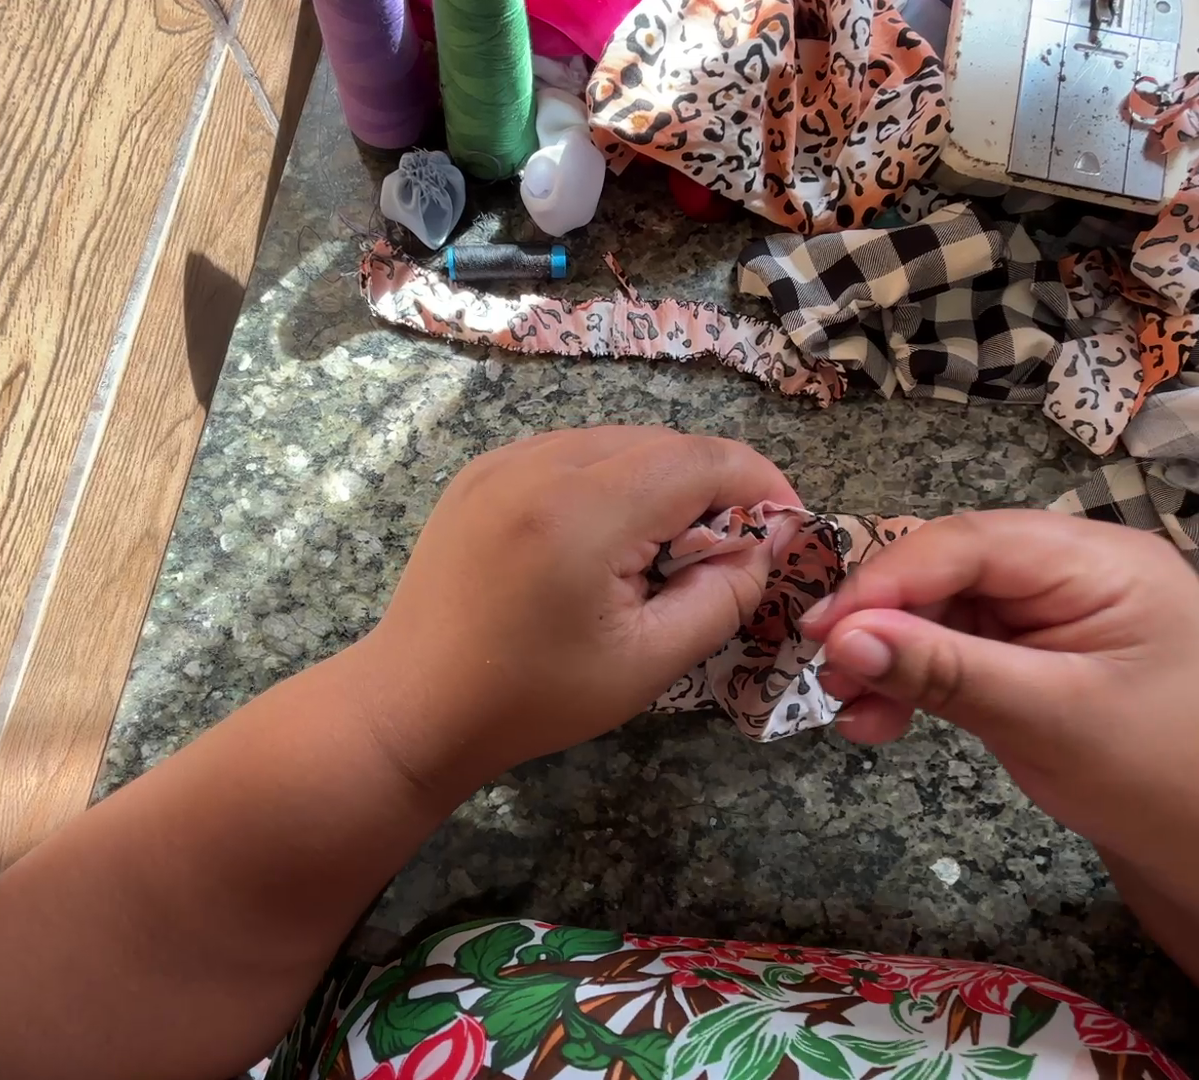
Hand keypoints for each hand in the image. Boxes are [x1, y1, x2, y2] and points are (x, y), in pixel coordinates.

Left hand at [355, 426, 798, 795]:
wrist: (413, 702)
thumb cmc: (532, 698)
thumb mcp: (647, 663)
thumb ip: (721, 596)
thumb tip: (759, 547)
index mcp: (584, 511)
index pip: (702, 459)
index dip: (759, 484)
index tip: (784, 525)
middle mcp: (540, 462)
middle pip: (662, 443)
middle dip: (712, 486)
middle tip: (726, 547)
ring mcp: (503, 459)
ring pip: (618, 441)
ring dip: (661, 480)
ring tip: (665, 544)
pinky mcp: (481, 470)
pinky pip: (571, 452)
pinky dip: (610, 478)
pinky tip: (605, 532)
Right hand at [801, 510, 1198, 877]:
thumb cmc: (1158, 780)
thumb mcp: (1046, 720)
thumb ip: (941, 670)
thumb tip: (840, 638)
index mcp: (1100, 561)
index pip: (969, 544)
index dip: (887, 580)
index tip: (824, 629)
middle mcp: (1064, 567)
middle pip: (943, 570)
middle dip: (881, 620)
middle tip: (827, 667)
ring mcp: (1038, 605)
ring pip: (932, 609)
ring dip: (885, 655)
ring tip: (846, 703)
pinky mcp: (1015, 643)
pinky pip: (942, 644)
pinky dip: (906, 680)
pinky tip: (875, 721)